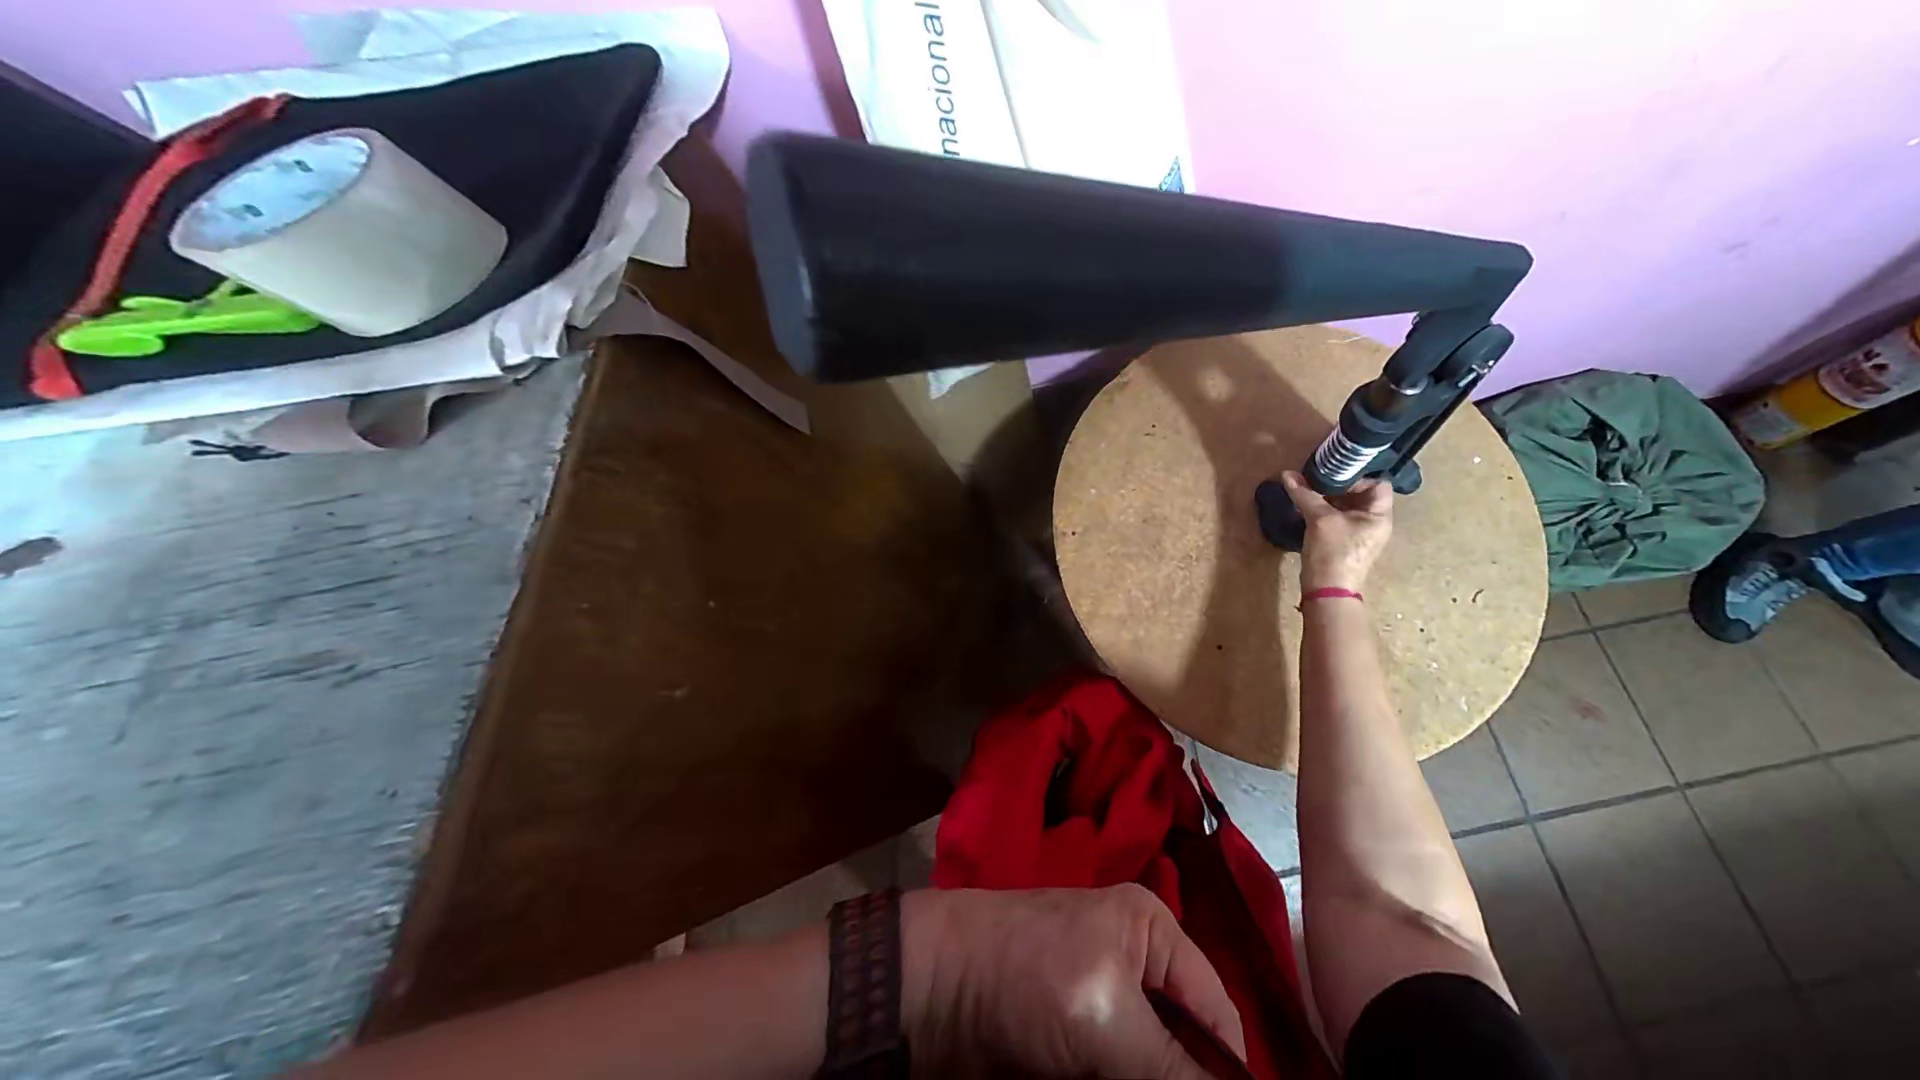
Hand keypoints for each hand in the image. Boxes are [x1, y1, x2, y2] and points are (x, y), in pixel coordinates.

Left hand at [900, 885, 1245, 1078]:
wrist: (934, 988)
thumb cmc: (1028, 977)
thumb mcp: (1110, 1020)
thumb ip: (1177, 1070)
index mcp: (1152, 933)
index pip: (1218, 1015)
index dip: (1231, 1072)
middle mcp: (1136, 965)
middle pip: (1188, 1047)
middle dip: (1180, 1075)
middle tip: (1136, 1077)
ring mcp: (1104, 1007)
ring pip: (1153, 1064)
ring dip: (1145, 1075)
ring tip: (1103, 1073)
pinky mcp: (1079, 1042)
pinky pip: (1118, 1069)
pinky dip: (1117, 1076)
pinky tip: (1093, 1076)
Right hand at [1279, 471, 1393, 592]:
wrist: (1327, 590)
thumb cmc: (1332, 552)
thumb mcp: (1319, 519)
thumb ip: (1304, 494)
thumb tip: (1287, 474)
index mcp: (1380, 515)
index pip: (1377, 483)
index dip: (1356, 476)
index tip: (1332, 475)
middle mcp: (1374, 522)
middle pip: (1360, 494)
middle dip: (1337, 486)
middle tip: (1315, 480)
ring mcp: (1360, 534)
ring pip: (1346, 507)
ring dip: (1327, 499)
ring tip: (1307, 493)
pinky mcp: (1345, 542)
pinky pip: (1338, 520)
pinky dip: (1324, 512)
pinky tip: (1306, 509)